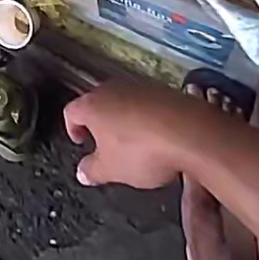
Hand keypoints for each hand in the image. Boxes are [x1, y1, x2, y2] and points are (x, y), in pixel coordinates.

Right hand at [64, 81, 214, 190]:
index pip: (71, 112)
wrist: (187, 131)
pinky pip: (145, 103)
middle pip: (96, 104)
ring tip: (134, 145)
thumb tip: (83, 172)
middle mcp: (110, 90)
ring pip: (121, 102)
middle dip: (99, 125)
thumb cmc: (142, 149)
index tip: (81, 142)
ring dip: (123, 120)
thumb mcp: (111, 170)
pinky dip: (145, 118)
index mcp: (90, 106)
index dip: (72, 129)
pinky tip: (156, 138)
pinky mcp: (160, 90)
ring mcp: (136, 87)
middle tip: (106, 147)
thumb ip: (92, 171)